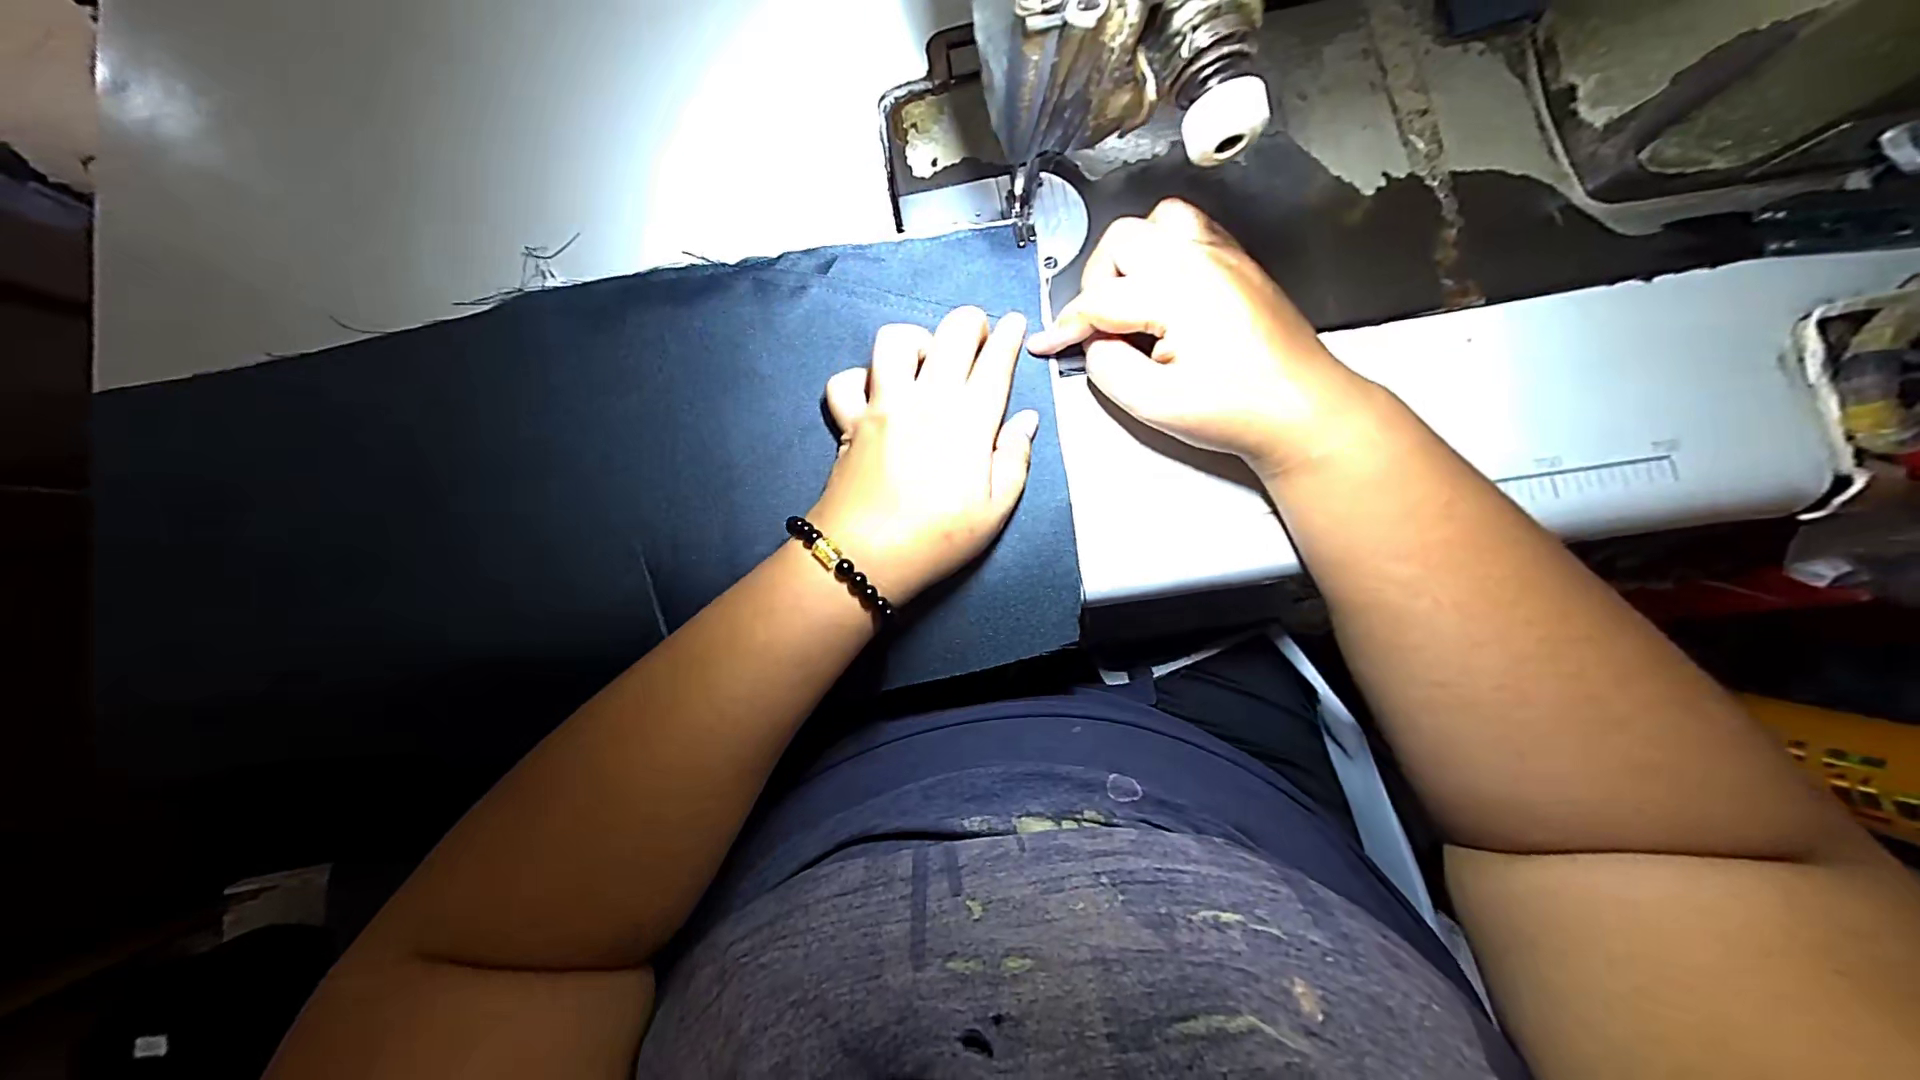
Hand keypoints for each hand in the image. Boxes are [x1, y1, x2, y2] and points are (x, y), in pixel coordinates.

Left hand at [806, 307, 1039, 604]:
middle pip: (952, 332)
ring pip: (895, 340)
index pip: (995, 361)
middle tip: (978, 337)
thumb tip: (1026, 421)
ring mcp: (884, 405)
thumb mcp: (995, 509)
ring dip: (916, 340)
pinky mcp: (849, 419)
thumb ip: (1015, 459)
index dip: (1010, 336)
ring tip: (925, 360)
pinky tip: (875, 394)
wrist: (867, 555)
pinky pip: (846, 380)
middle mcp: (927, 399)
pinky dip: (860, 379)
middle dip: (971, 322)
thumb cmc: (938, 538)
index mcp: (970, 419)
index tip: (1015, 323)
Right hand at [1026, 199, 1377, 479]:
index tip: (1050, 343)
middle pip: (1122, 240)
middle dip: (1096, 281)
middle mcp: (1201, 259)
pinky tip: (1162, 293)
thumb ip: (1106, 366)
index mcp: (1177, 289)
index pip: (1099, 297)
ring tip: (1128, 300)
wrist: (1302, 411)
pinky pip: (1191, 233)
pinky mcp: (1239, 266)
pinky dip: (1163, 254)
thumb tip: (1094, 343)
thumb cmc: (1240, 409)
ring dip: (1131, 257)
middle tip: (1095, 323)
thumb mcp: (1152, 403)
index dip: (1066, 324)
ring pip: (1158, 223)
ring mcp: (1225, 257)